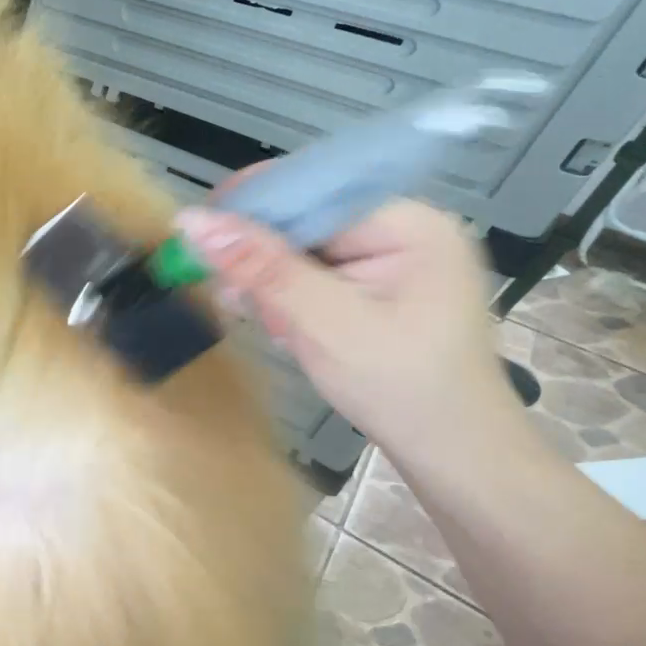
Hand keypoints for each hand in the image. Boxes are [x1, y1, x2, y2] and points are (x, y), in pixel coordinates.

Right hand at [171, 165, 514, 455]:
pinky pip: (306, 266)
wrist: (456, 454)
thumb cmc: (401, 387)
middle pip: (296, 216)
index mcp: (406, 223)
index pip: (305, 191)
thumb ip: (259, 265)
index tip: (199, 244)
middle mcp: (399, 226)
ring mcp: (388, 254)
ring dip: (265, 278)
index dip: (245, 211)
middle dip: (256, 255)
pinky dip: (281, 291)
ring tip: (265, 320)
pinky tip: (281, 322)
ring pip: (293, 242)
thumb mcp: (322, 321)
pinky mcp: (373, 280)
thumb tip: (189, 219)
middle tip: (234, 298)